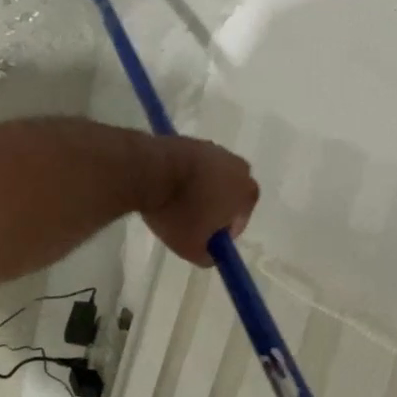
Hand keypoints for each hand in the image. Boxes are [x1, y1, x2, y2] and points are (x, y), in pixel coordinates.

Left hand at [142, 136, 259, 266]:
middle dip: (211, 209)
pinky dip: (183, 176)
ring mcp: (214, 149)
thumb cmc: (178, 212)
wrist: (148, 170)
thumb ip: (208, 256)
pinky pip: (192, 166)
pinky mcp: (191, 140)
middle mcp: (238, 167)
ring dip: (196, 191)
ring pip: (209, 179)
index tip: (200, 239)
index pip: (238, 221)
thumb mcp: (192, 248)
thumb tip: (210, 255)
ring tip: (173, 204)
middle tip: (186, 222)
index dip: (219, 234)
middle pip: (226, 196)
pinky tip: (165, 186)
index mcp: (247, 192)